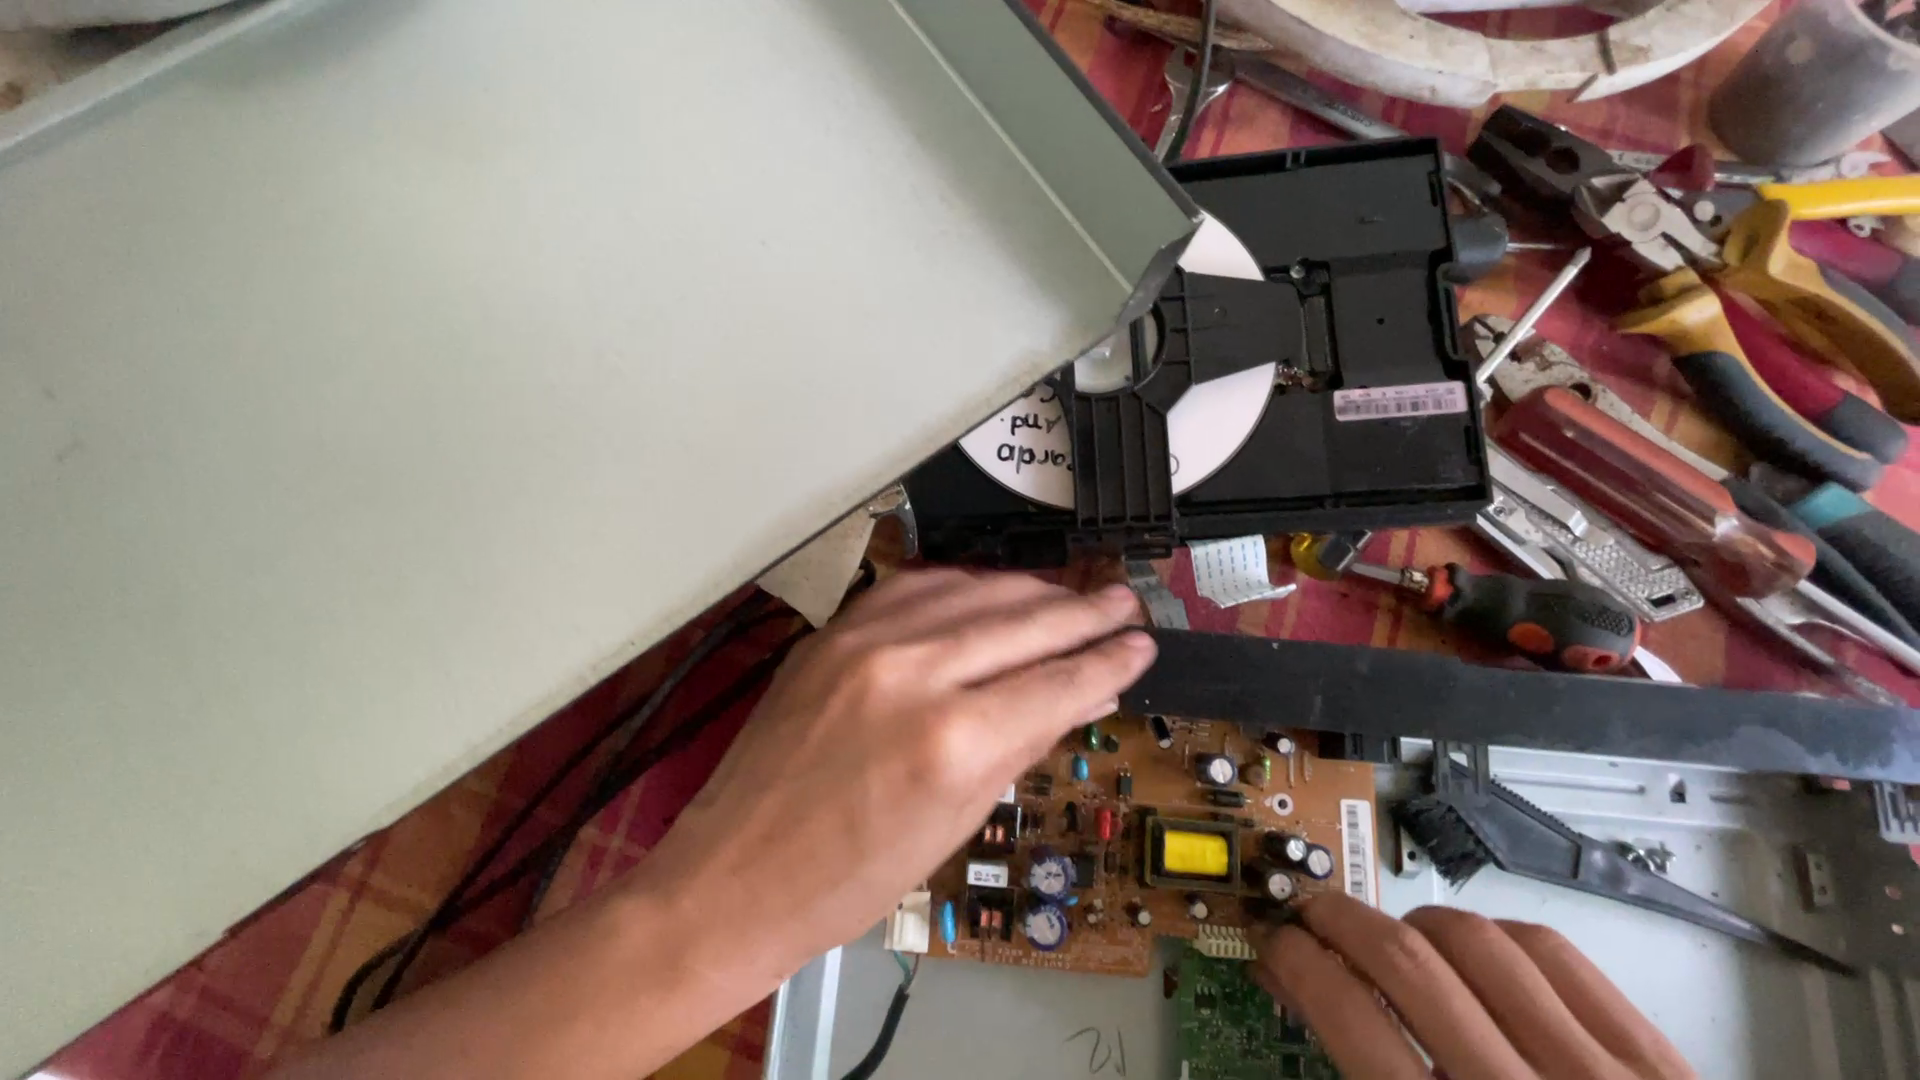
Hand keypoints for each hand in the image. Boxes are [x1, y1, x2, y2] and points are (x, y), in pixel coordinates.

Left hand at [634, 569, 1155, 977]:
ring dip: (1030, 589)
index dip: (1109, 661)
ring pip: (973, 589)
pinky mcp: (833, 632)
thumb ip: (1023, 743)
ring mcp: (864, 642)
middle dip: (1084, 611)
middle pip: (1024, 621)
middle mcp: (911, 674)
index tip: (1139, 646)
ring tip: (1070, 595)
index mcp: (951, 741)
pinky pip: (916, 587)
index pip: (1057, 681)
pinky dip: (964, 584)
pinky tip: (992, 590)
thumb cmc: (847, 877)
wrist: (737, 875)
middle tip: (1122, 602)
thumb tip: (1080, 694)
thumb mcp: (957, 821)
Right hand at [1253, 893, 1696, 1079]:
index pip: (1348, 1016)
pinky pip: (1554, 954)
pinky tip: (1475, 957)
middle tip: (1312, 918)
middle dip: (1338, 920)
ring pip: (1474, 942)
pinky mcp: (1662, 1068)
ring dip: (1412, 925)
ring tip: (1394, 940)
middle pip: (1405, 961)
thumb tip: (1303, 993)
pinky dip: (1495, 937)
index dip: (1296, 962)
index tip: (1277, 946)